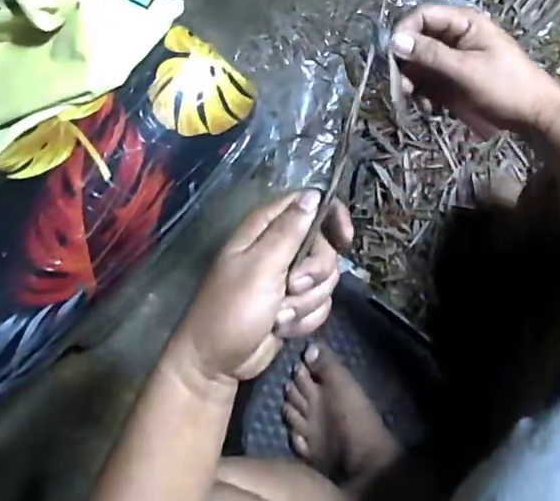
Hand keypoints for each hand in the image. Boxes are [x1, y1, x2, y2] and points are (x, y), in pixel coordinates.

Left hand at [166, 189, 353, 394]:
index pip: (310, 202)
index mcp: (267, 226)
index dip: (332, 216)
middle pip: (324, 244)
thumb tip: (314, 195)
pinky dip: (305, 318)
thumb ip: (289, 231)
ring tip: (279, 314)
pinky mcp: (294, 302)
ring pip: (325, 277)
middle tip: (292, 286)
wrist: (215, 364)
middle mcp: (280, 245)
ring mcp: (288, 275)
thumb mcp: (261, 266)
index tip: (343, 240)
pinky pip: (320, 303)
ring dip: (306, 301)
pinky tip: (282, 327)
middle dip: (315, 272)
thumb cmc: (231, 309)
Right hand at [390, 4, 559, 136]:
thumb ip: (430, 55)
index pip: (423, 16)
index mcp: (464, 23)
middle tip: (400, 85)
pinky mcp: (453, 78)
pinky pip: (428, 79)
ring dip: (412, 80)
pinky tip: (427, 106)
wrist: (535, 116)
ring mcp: (454, 58)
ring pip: (419, 62)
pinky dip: (422, 92)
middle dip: (405, 62)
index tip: (392, 56)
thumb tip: (395, 41)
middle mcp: (456, 36)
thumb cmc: (505, 87)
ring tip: (413, 98)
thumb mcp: (465, 70)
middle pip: (417, 39)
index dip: (404, 32)